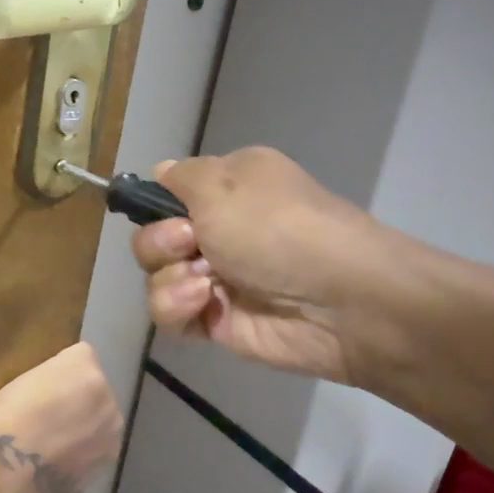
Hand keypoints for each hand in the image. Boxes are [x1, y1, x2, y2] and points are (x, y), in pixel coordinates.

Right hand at [0, 342, 122, 492]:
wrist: (7, 471)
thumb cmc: (6, 416)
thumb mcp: (23, 380)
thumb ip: (51, 379)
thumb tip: (55, 392)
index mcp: (85, 368)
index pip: (80, 356)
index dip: (60, 370)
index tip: (42, 384)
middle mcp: (107, 399)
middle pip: (95, 392)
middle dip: (78, 400)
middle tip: (46, 415)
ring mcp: (110, 437)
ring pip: (98, 424)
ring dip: (82, 429)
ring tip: (49, 444)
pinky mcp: (104, 469)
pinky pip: (91, 452)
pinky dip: (77, 456)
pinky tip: (52, 464)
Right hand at [130, 147, 393, 386]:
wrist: (341, 302)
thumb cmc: (278, 227)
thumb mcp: (221, 181)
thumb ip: (179, 176)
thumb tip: (162, 172)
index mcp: (228, 189)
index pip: (168, 193)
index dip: (157, 204)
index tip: (167, 209)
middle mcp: (220, 230)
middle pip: (152, 237)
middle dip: (159, 241)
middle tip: (189, 243)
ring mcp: (217, 278)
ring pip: (155, 276)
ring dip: (168, 277)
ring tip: (205, 284)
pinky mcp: (216, 320)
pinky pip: (168, 313)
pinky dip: (176, 306)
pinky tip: (204, 303)